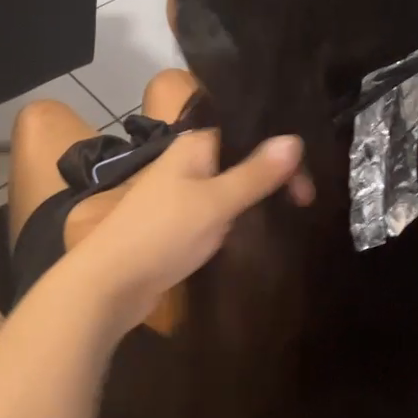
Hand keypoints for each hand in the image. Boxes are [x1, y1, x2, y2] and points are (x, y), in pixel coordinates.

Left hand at [68, 129, 304, 330]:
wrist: (110, 283)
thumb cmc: (162, 233)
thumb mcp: (216, 202)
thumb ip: (255, 173)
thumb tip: (295, 138)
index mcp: (194, 145)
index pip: (247, 134)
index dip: (280, 153)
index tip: (307, 187)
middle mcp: (187, 162)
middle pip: (240, 160)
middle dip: (271, 179)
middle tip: (305, 205)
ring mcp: (181, 194)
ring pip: (229, 188)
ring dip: (255, 201)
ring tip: (292, 217)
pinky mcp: (178, 225)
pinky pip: (217, 213)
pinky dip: (237, 221)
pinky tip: (257, 235)